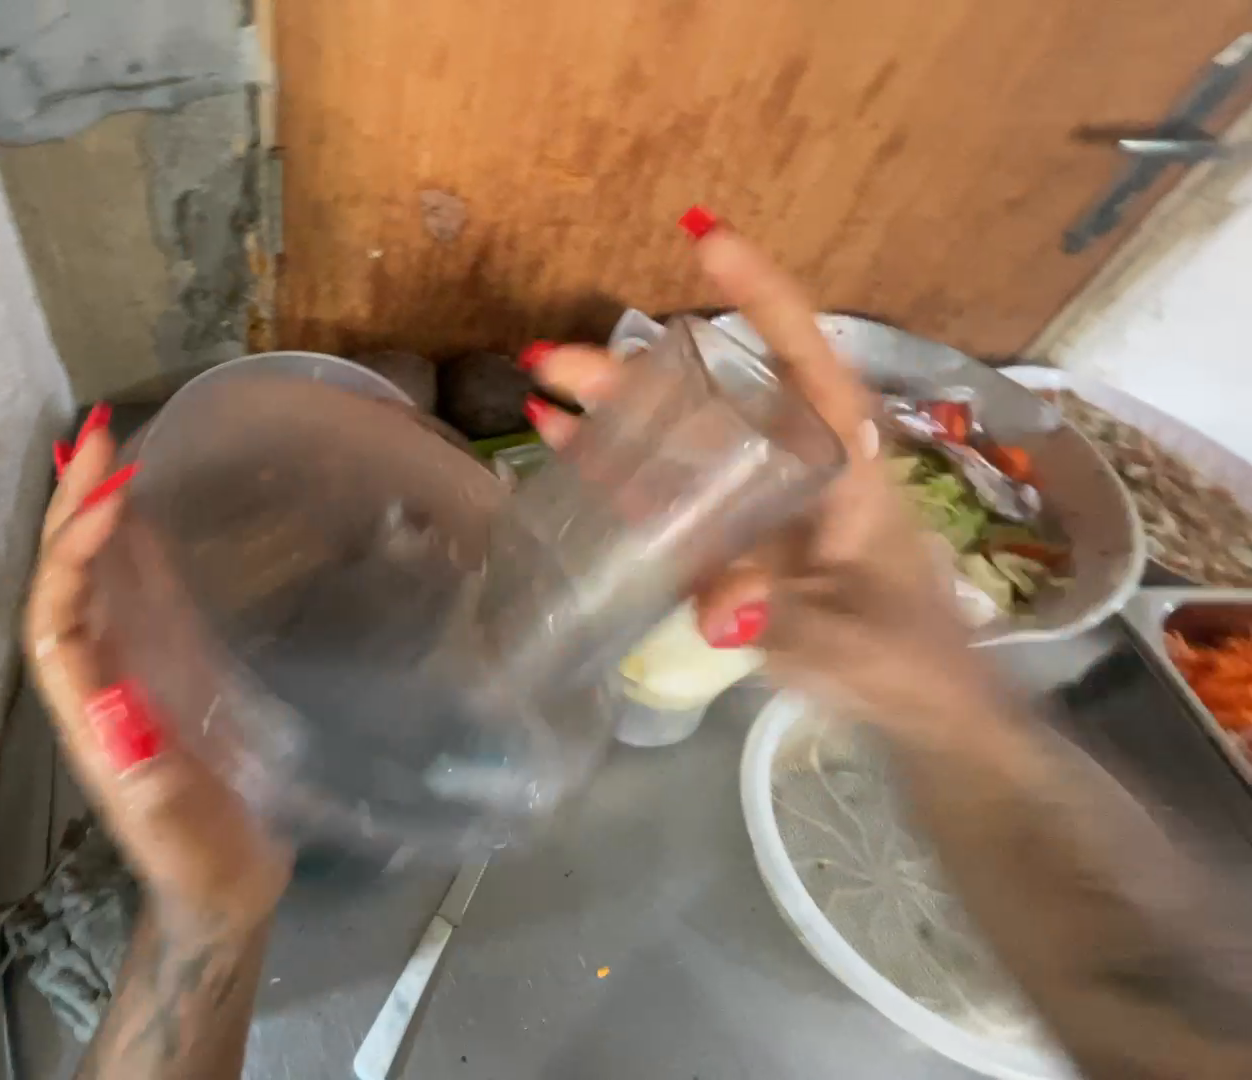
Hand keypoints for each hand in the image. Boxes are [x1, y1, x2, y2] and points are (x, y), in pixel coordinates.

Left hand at [24, 406, 291, 933]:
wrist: (223, 879)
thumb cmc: (200, 858)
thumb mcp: (174, 828)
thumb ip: (144, 775)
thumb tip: (116, 706)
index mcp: (88, 709)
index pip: (56, 616)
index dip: (73, 556)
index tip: (112, 499)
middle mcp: (98, 674)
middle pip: (65, 579)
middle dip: (73, 508)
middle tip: (99, 436)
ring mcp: (131, 663)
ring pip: (96, 575)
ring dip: (97, 511)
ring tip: (114, 449)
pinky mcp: (165, 662)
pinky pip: (138, 591)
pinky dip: (134, 543)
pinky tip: (146, 504)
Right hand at [521, 218, 991, 729]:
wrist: (909, 700)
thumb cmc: (897, 654)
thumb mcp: (841, 635)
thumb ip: (780, 613)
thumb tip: (718, 603)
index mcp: (838, 463)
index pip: (802, 360)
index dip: (758, 297)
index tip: (706, 242)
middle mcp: (785, 464)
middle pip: (707, 397)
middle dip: (631, 370)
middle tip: (552, 359)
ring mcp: (743, 498)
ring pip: (670, 436)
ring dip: (605, 411)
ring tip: (538, 388)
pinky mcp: (712, 533)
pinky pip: (654, 489)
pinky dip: (607, 465)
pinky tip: (561, 445)